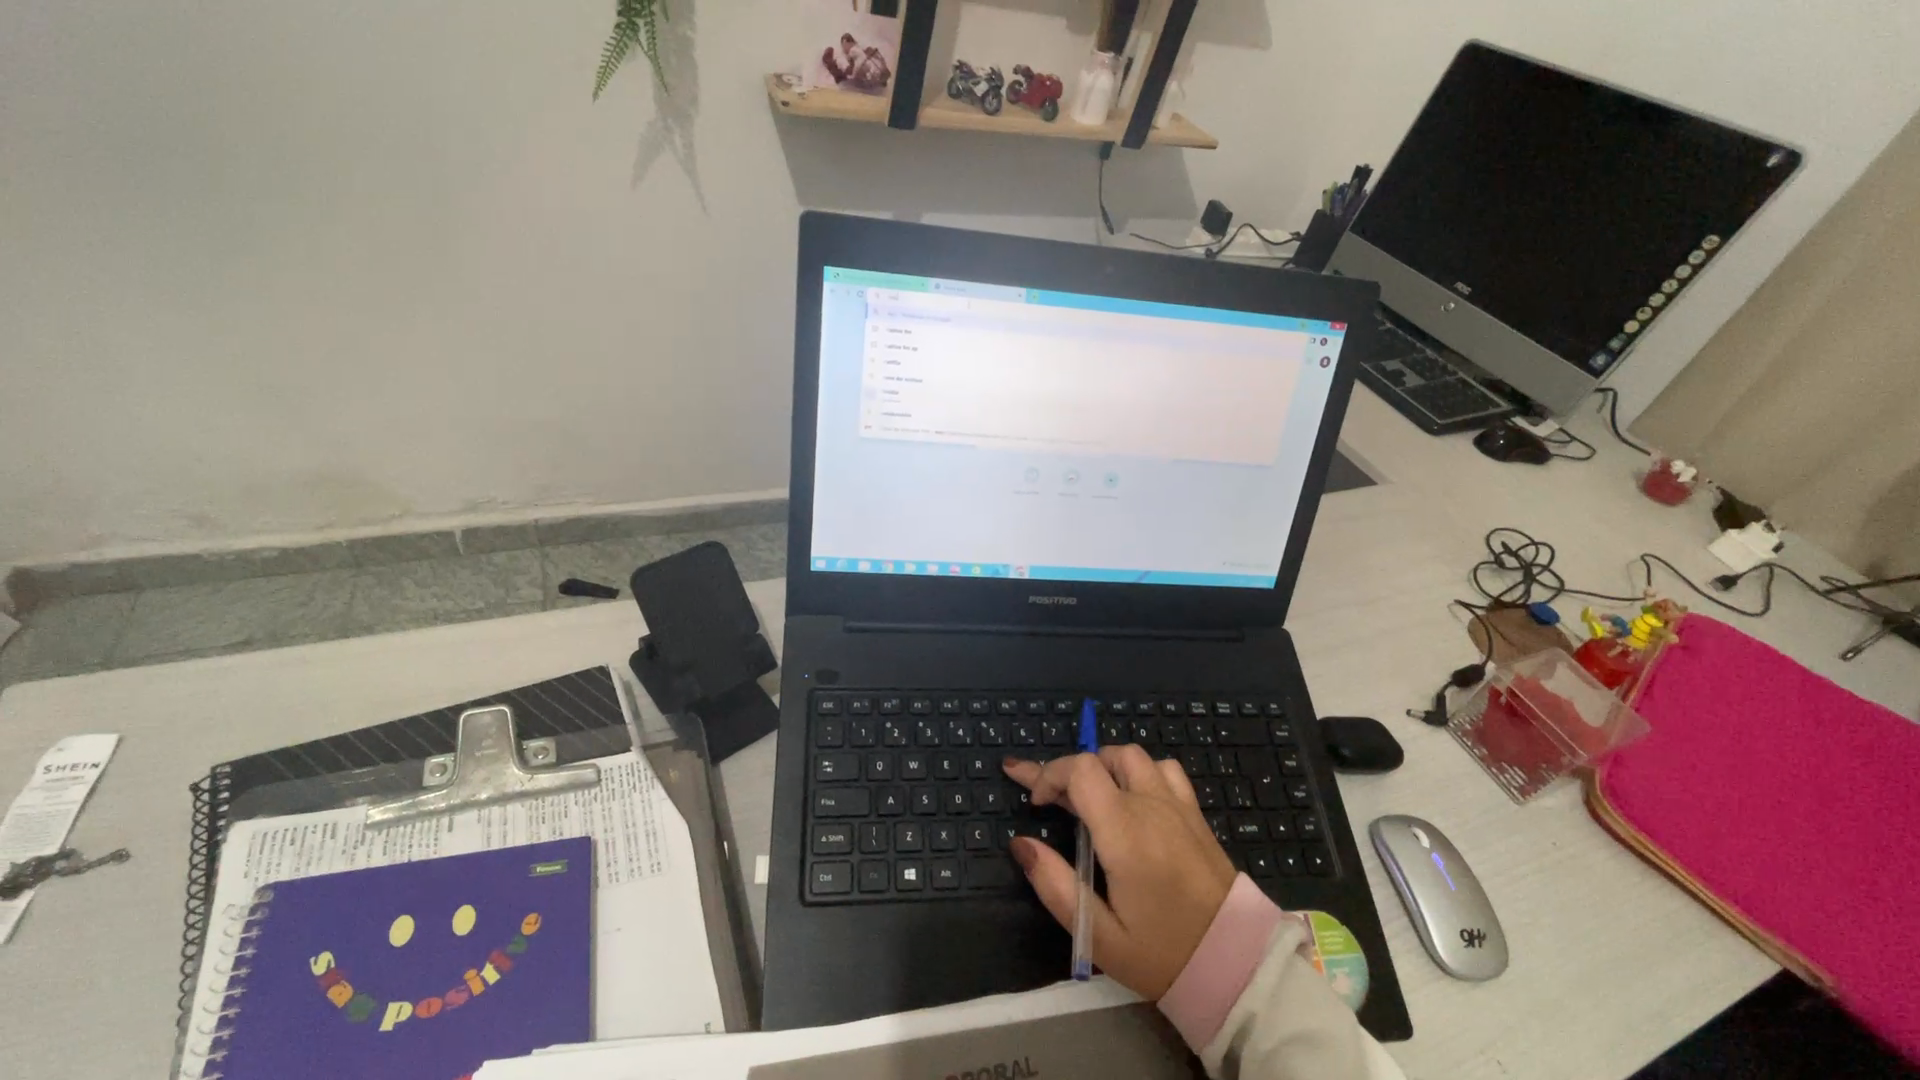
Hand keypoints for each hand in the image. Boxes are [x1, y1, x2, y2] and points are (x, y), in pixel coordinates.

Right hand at [1003, 747, 1237, 999]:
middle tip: (1050, 800)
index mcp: (1125, 833)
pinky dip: (1140, 772)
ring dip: (1104, 766)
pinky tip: (1132, 797)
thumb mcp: (1098, 935)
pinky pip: (1165, 769)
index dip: (1048, 774)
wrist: (1234, 962)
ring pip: (1135, 757)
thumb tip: (1021, 844)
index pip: (1080, 770)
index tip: (1036, 805)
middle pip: (1103, 757)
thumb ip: (1055, 885)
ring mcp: (1178, 806)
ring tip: (1088, 796)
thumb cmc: (1161, 954)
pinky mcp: (1196, 815)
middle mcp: (1152, 807)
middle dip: (1068, 770)